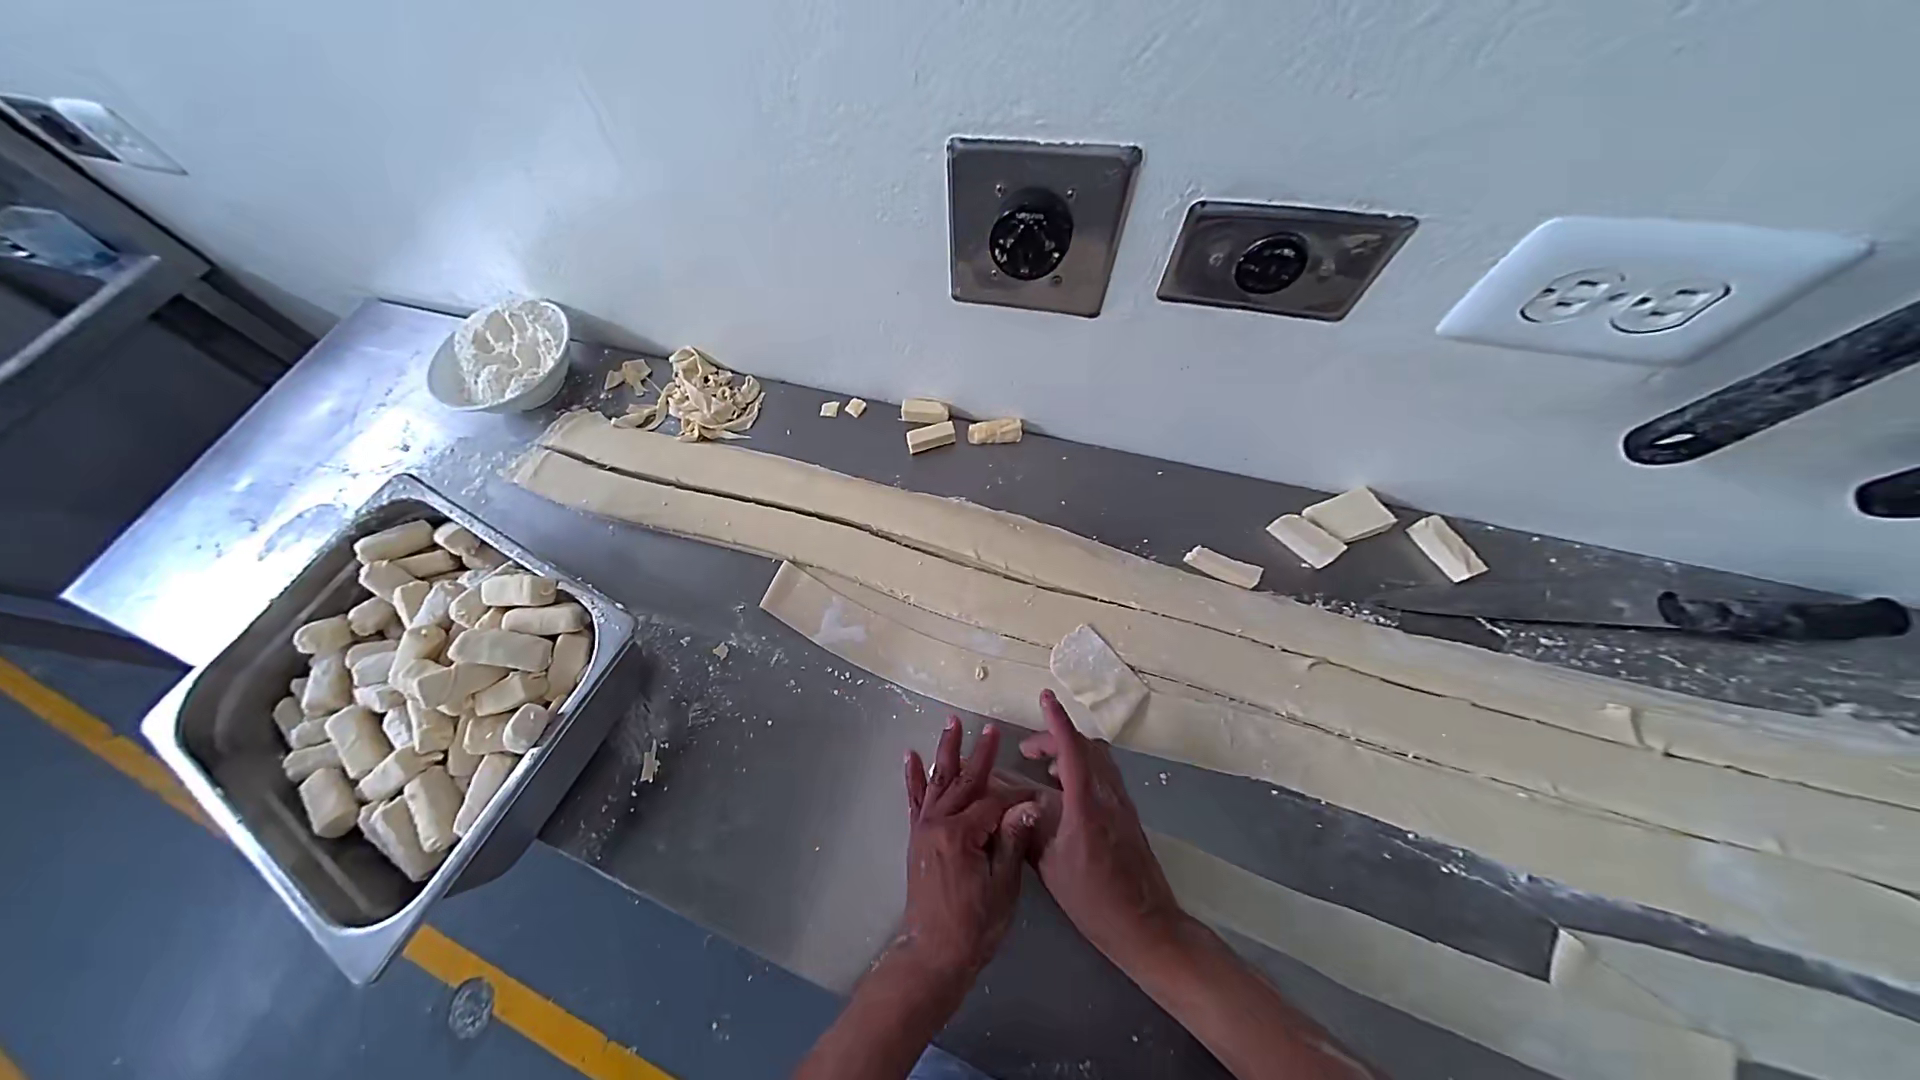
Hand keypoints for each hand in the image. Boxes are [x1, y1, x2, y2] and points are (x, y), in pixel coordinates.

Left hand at [896, 718, 1037, 976]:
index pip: (993, 803)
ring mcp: (924, 828)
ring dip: (946, 751)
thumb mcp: (1003, 886)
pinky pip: (915, 800)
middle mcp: (938, 824)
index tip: (1033, 794)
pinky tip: (912, 756)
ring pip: (938, 781)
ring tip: (951, 723)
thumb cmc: (974, 926)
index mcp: (961, 835)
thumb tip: (1027, 805)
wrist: (933, 953)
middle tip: (991, 729)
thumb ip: (1012, 841)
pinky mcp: (917, 836)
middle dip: (979, 754)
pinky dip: (914, 776)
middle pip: (963, 781)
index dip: (1015, 799)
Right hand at [1016, 689, 1184, 967]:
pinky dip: (1083, 766)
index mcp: (1086, 804)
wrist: (1146, 925)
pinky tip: (1067, 790)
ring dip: (1071, 750)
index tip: (1045, 697)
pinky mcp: (1126, 813)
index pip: (1072, 749)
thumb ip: (1029, 826)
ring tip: (1046, 767)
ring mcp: (1121, 802)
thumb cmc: (1094, 900)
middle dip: (1055, 737)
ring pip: (1098, 757)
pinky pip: (1104, 773)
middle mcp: (1108, 794)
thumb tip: (1007, 801)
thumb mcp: (1050, 865)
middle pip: (1085, 746)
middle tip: (1028, 750)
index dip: (1056, 720)